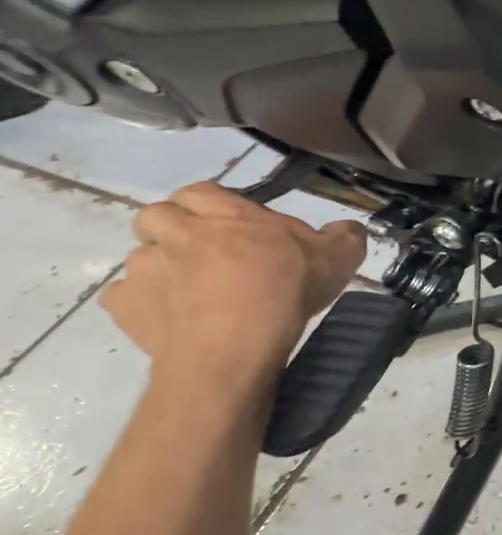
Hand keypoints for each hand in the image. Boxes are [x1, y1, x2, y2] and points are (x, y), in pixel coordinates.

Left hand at [100, 182, 366, 389]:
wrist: (234, 344)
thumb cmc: (287, 288)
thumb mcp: (340, 256)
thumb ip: (345, 234)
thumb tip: (345, 228)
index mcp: (228, 215)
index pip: (198, 190)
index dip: (209, 202)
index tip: (230, 220)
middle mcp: (179, 234)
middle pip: (154, 215)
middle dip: (171, 227)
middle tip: (203, 249)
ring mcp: (146, 269)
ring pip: (140, 257)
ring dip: (160, 266)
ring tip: (191, 288)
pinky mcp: (125, 306)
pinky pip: (124, 295)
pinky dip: (143, 300)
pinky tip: (171, 314)